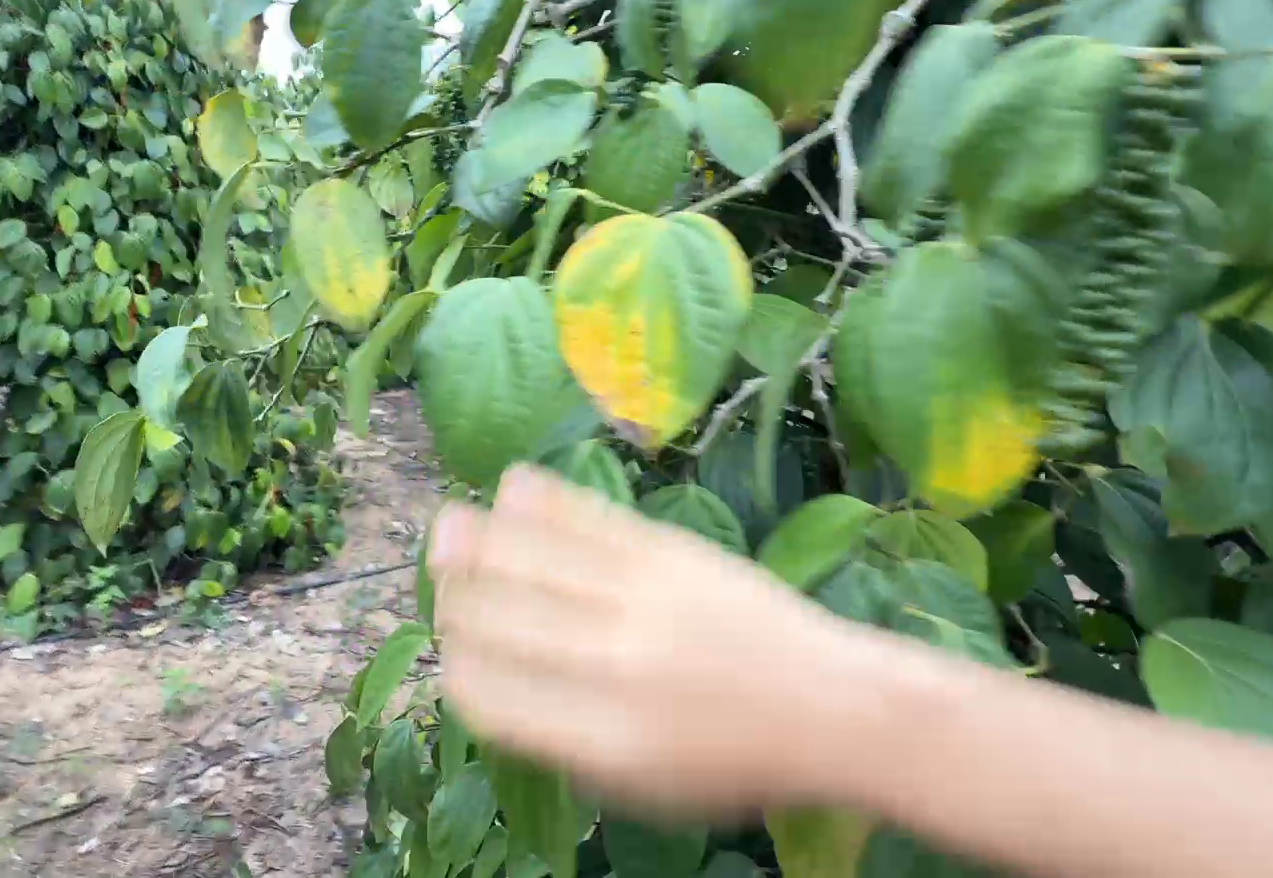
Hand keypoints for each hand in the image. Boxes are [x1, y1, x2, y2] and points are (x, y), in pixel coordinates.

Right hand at [429, 464, 916, 813]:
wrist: (830, 703)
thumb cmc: (734, 759)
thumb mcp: (644, 787)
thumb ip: (563, 740)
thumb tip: (494, 684)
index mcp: (600, 737)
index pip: (491, 693)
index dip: (459, 669)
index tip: (453, 655)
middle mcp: (611, 663)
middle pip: (501, 618)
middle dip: (457, 599)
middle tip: (442, 587)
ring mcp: (639, 597)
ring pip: (533, 557)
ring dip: (478, 540)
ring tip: (443, 527)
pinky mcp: (666, 550)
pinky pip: (588, 516)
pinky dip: (541, 499)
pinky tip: (509, 486)